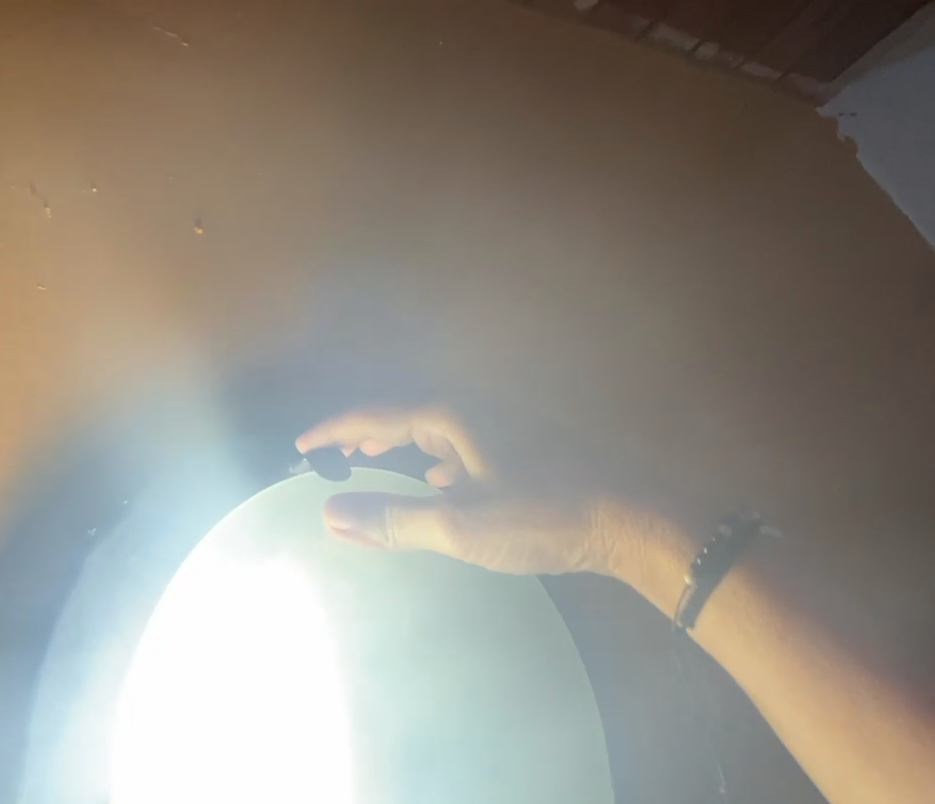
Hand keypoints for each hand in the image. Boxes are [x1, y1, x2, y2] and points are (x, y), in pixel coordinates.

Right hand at [294, 407, 694, 601]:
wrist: (632, 517)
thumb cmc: (542, 515)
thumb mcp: (460, 525)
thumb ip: (392, 518)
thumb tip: (329, 512)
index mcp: (452, 414)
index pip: (376, 415)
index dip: (335, 430)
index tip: (302, 445)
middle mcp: (474, 408)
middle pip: (405, 413)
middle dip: (366, 431)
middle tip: (334, 451)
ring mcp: (502, 422)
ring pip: (435, 427)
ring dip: (401, 441)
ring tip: (374, 457)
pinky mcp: (522, 442)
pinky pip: (461, 442)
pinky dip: (434, 457)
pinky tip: (438, 478)